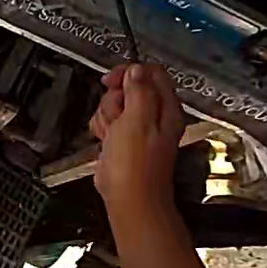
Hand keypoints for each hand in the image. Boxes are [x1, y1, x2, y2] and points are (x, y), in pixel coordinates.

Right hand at [89, 63, 185, 215]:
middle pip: (127, 88)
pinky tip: (105, 140)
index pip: (151, 73)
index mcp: (165, 108)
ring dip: (105, 115)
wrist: (127, 197)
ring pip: (114, 104)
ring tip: (111, 133)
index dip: (129, 72)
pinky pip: (106, 120)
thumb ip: (139, 91)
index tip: (110, 81)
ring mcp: (136, 127)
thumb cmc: (135, 165)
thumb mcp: (138, 121)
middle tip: (117, 117)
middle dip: (114, 99)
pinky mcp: (121, 138)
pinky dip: (101, 127)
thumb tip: (136, 70)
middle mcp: (153, 115)